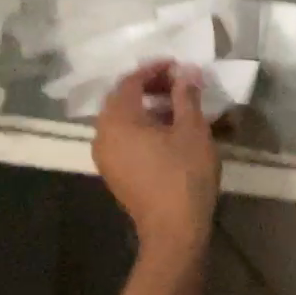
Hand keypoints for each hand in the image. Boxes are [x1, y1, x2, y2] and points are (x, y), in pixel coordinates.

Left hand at [92, 61, 219, 254]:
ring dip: (147, 107)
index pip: (129, 82)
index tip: (179, 66)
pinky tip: (168, 131)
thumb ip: (187, 96)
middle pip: (121, 99)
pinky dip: (142, 126)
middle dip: (149, 87)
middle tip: (179, 83)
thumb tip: (187, 71)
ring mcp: (105, 156)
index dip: (154, 69)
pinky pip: (123, 137)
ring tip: (177, 106)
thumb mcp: (193, 130)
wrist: (174, 228)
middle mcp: (102, 135)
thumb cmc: (185, 174)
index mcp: (118, 120)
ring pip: (122, 120)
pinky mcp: (114, 172)